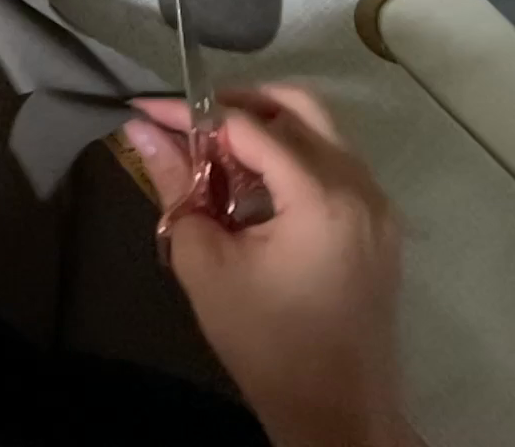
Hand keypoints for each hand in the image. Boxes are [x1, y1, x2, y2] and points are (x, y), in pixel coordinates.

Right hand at [127, 86, 414, 446]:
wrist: (336, 411)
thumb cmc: (263, 337)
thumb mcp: (202, 257)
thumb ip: (174, 182)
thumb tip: (137, 130)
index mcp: (320, 198)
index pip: (245, 125)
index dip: (189, 112)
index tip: (144, 110)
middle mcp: (360, 188)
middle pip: (297, 106)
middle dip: (235, 102)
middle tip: (187, 123)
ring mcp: (377, 204)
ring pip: (318, 129)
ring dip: (262, 126)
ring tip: (212, 153)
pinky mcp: (377, 221)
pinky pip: (331, 159)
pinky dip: (287, 153)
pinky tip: (249, 182)